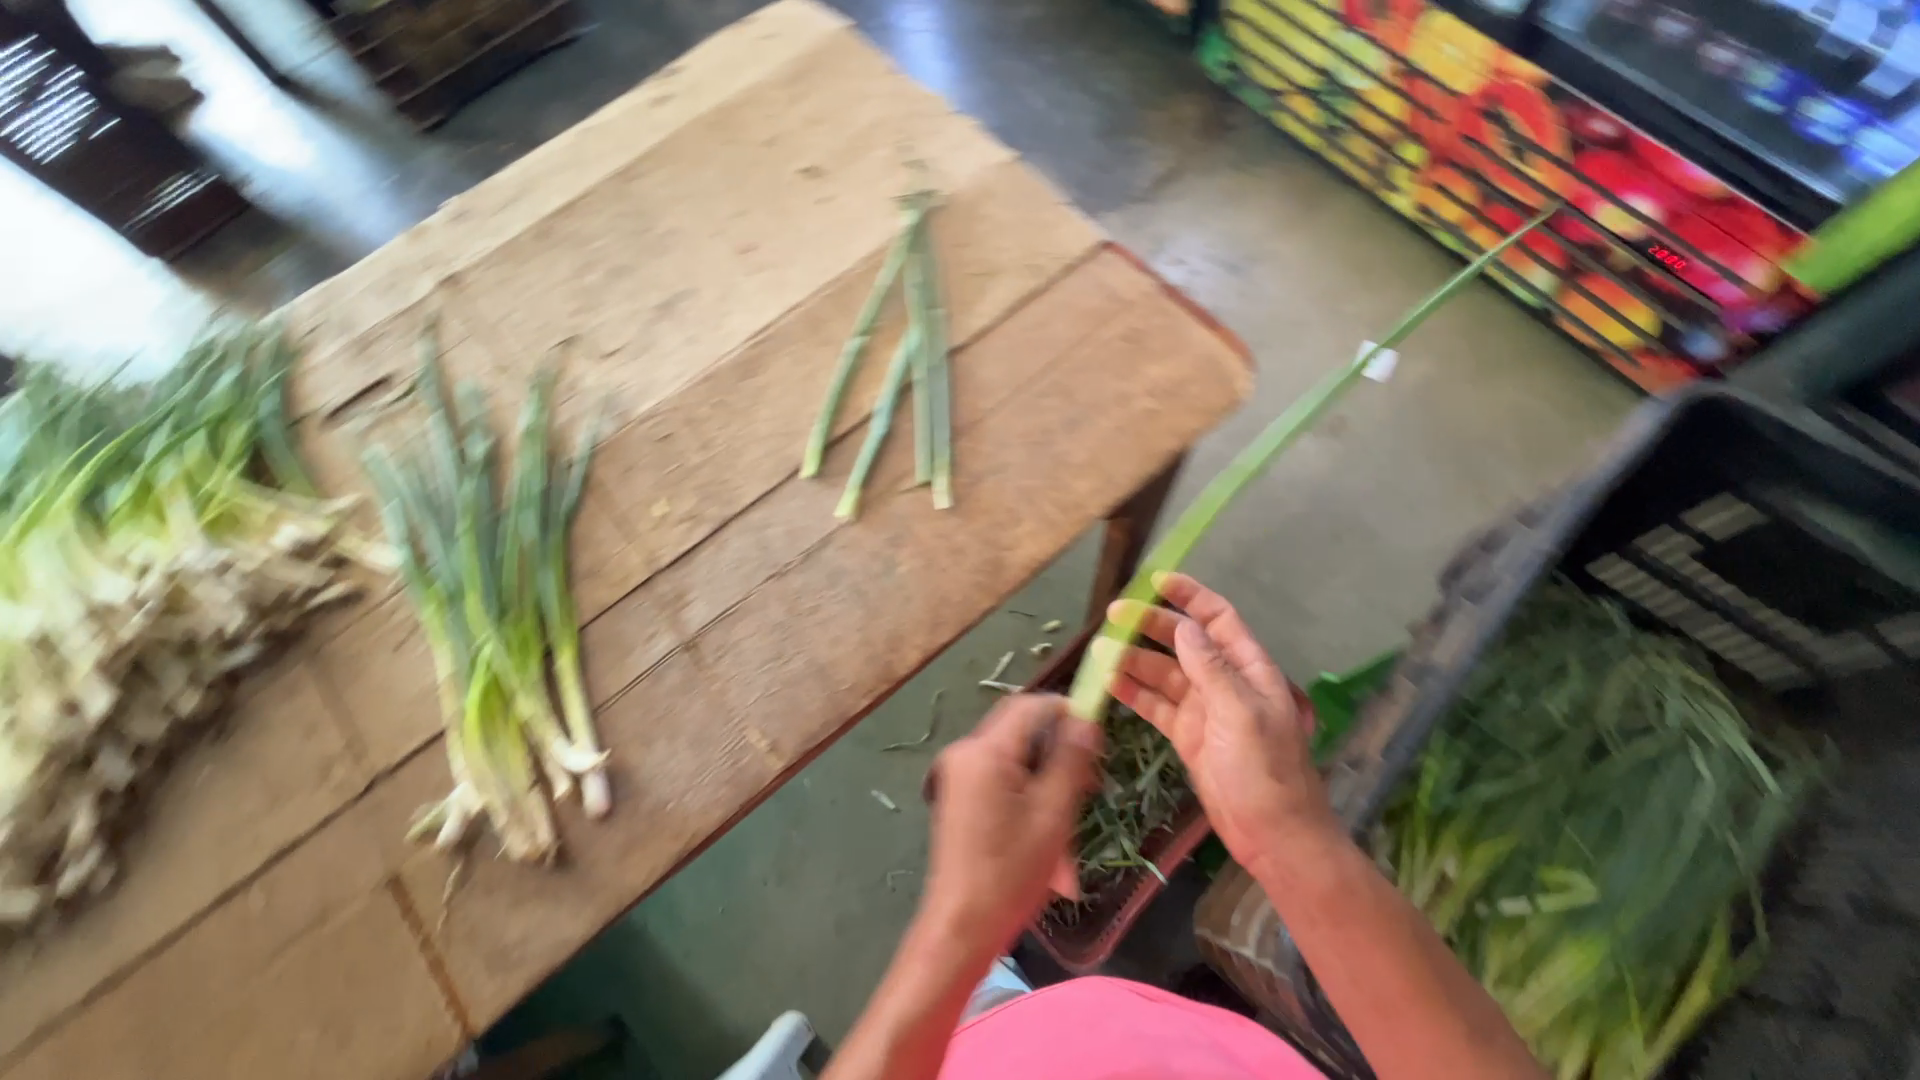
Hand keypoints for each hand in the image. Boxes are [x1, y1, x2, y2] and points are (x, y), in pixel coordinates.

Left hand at [919, 693, 1101, 958]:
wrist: (961, 925)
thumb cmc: (1011, 871)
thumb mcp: (1053, 812)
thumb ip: (1071, 759)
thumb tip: (1085, 720)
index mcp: (984, 750)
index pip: (1031, 705)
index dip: (1067, 712)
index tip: (1097, 739)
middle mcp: (964, 752)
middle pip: (1021, 729)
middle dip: (1059, 749)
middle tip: (1091, 782)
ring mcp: (957, 775)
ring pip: (1014, 756)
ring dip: (1047, 777)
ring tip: (1072, 815)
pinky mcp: (958, 796)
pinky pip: (1000, 777)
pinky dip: (1027, 792)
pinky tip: (1048, 828)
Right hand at [1100, 572, 1338, 879]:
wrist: (1274, 835)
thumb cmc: (1266, 771)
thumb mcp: (1241, 713)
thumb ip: (1211, 669)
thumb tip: (1184, 628)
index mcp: (1249, 669)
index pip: (1218, 619)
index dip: (1190, 596)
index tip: (1157, 581)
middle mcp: (1225, 683)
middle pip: (1184, 642)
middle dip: (1152, 626)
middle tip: (1115, 616)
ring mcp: (1204, 710)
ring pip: (1164, 674)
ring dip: (1135, 661)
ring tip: (1102, 651)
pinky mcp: (1187, 736)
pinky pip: (1156, 706)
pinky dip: (1134, 694)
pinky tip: (1110, 683)